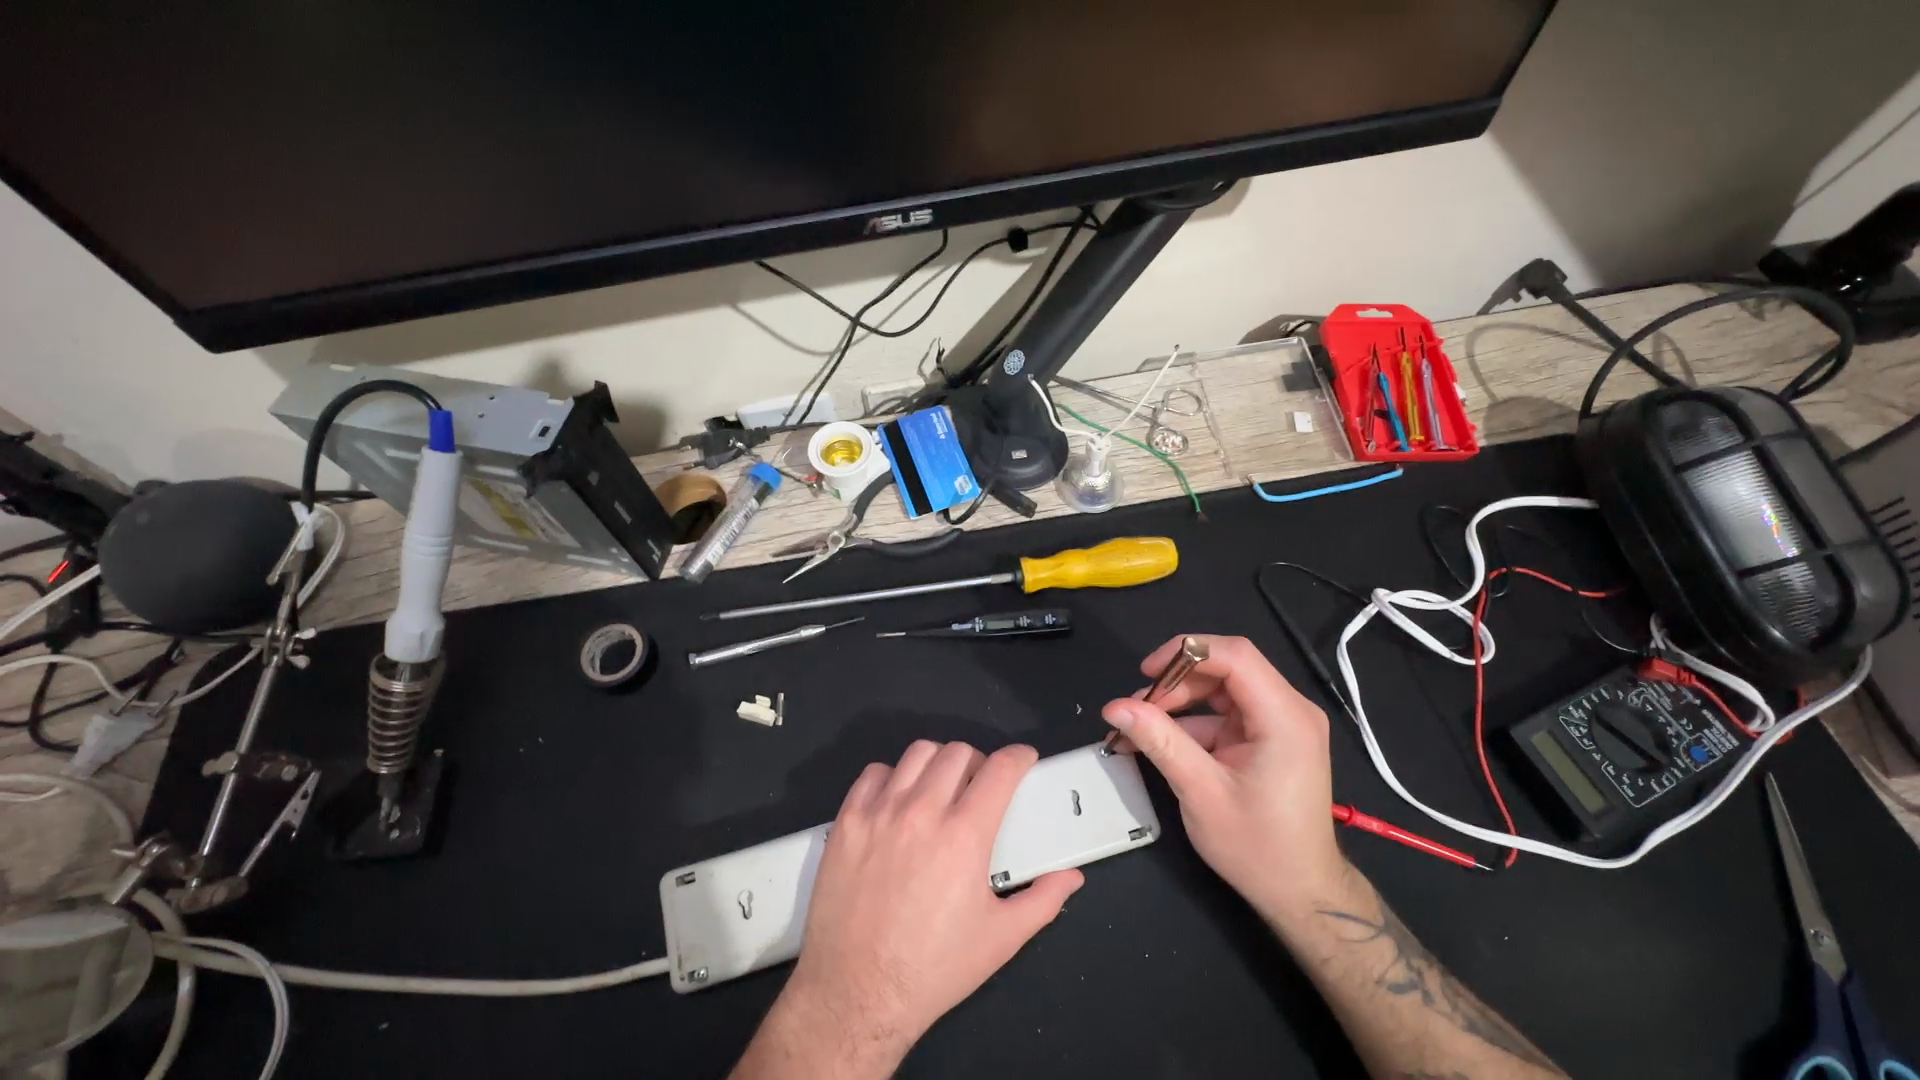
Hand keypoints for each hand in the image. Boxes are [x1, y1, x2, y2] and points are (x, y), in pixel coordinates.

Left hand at [776, 741, 1083, 1069]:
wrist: (858, 993)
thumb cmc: (934, 969)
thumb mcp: (1001, 939)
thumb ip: (1043, 900)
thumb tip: (1071, 877)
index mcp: (964, 836)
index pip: (1000, 769)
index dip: (1019, 757)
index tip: (1023, 760)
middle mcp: (921, 813)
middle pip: (958, 753)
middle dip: (980, 762)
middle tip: (983, 786)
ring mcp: (879, 814)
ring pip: (916, 754)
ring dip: (938, 764)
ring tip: (942, 788)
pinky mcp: (846, 823)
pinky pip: (873, 774)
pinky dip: (892, 778)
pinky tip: (899, 800)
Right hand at [1102, 635, 1345, 917]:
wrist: (1301, 893)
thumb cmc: (1258, 847)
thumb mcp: (1201, 792)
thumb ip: (1160, 741)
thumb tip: (1115, 707)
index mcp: (1285, 717)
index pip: (1235, 656)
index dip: (1186, 651)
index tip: (1145, 672)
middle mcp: (1290, 711)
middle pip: (1227, 669)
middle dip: (1177, 682)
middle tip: (1137, 708)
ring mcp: (1282, 725)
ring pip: (1222, 690)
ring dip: (1180, 703)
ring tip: (1140, 726)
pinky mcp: (1270, 740)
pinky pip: (1226, 715)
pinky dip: (1193, 724)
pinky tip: (1160, 742)